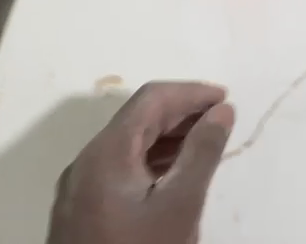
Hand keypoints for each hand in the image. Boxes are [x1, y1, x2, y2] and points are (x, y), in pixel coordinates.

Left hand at [48, 81, 235, 243]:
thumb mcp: (180, 205)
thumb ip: (203, 151)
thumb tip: (221, 110)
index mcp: (105, 153)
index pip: (151, 99)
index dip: (191, 92)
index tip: (225, 100)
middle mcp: (86, 163)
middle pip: (138, 118)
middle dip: (182, 112)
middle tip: (221, 120)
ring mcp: (79, 190)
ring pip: (129, 143)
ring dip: (169, 136)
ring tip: (206, 143)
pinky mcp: (81, 213)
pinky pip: (121, 168)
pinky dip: (152, 160)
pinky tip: (176, 173)